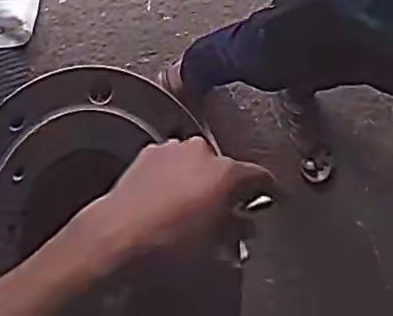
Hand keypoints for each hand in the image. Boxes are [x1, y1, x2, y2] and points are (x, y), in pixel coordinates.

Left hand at [69, 138, 276, 268]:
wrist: (120, 234)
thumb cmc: (165, 244)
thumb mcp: (214, 244)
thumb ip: (235, 227)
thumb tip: (242, 223)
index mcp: (223, 171)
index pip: (257, 175)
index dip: (268, 187)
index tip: (272, 193)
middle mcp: (199, 151)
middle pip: (223, 166)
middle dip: (224, 187)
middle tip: (224, 213)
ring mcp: (173, 148)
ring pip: (194, 162)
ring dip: (196, 179)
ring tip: (190, 208)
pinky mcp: (150, 152)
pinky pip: (171, 162)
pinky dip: (173, 175)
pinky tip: (167, 199)